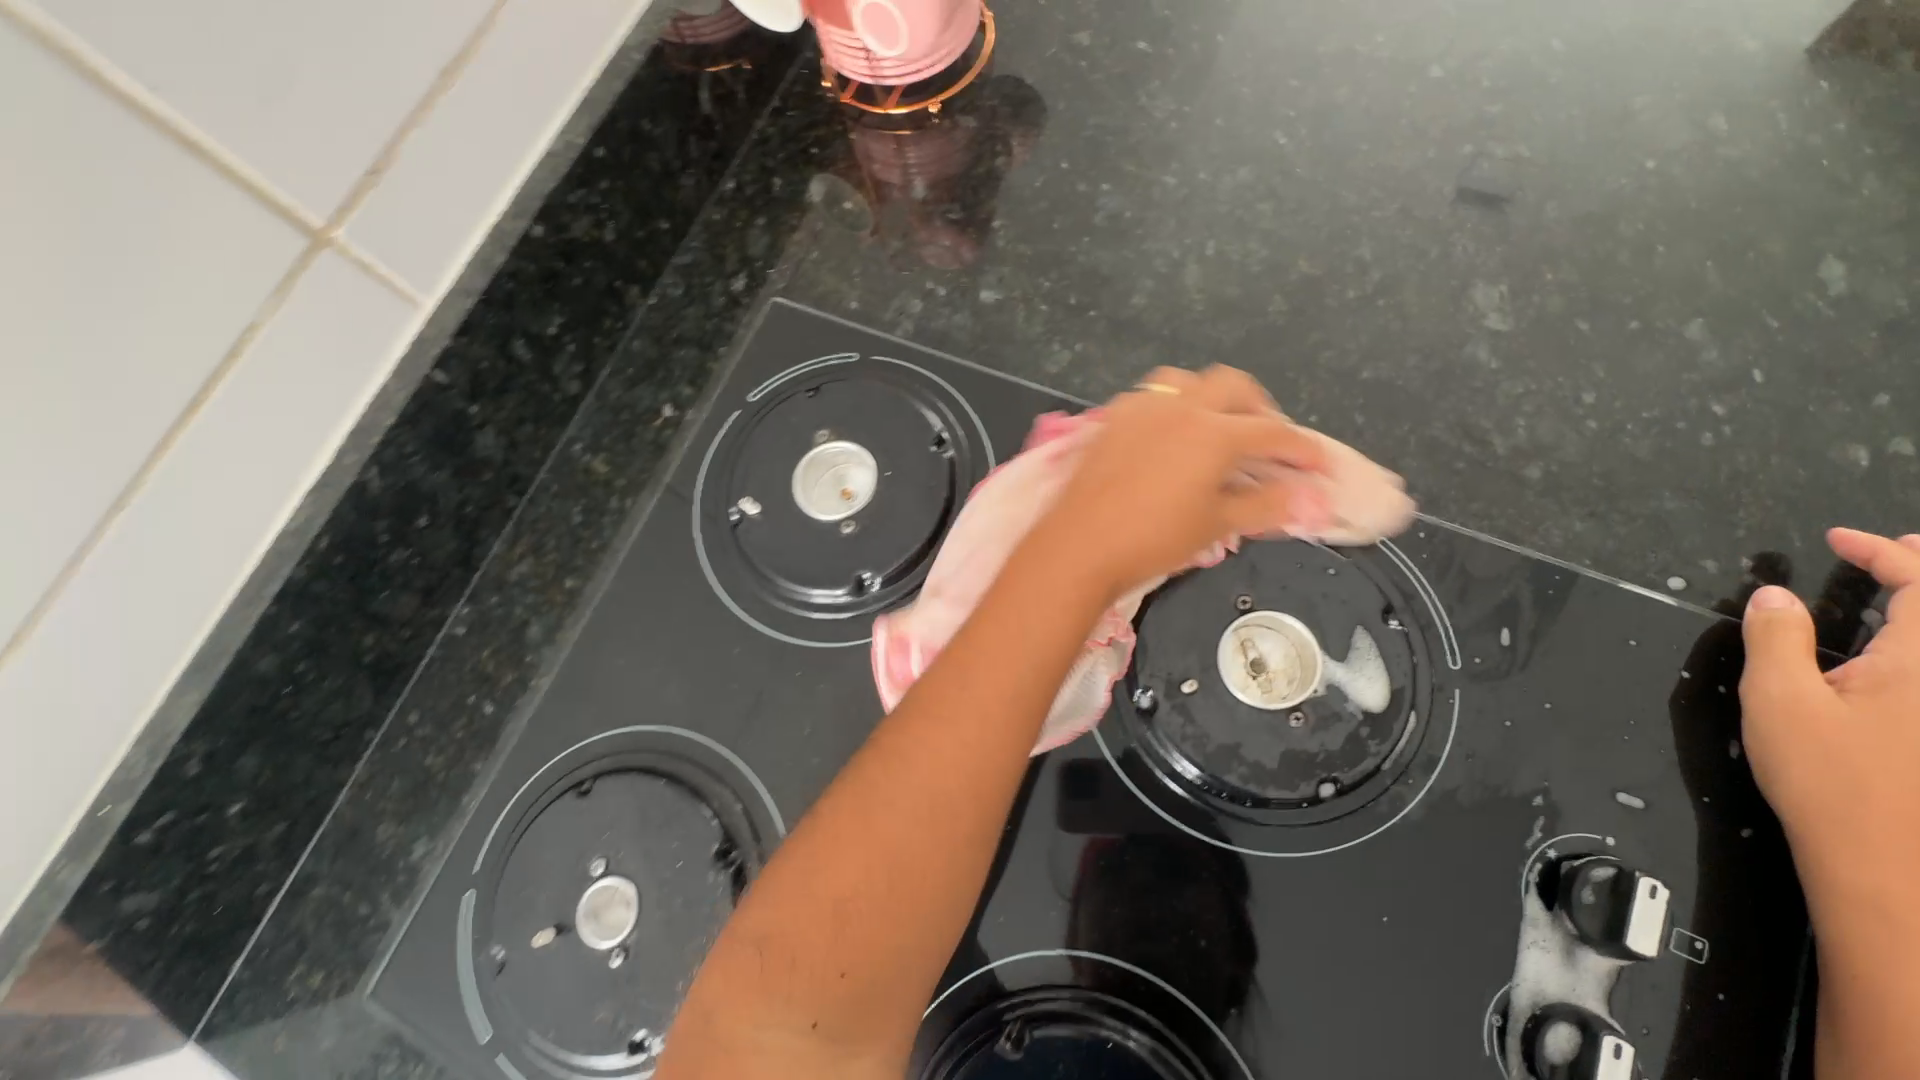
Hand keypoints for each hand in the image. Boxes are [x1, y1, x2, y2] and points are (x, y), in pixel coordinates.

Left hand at [1024, 365, 1328, 603]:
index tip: (1320, 466)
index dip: (1303, 450)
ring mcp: (1141, 407)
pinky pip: (1152, 396)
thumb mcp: (1216, 526)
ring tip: (1220, 429)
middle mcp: (1181, 407)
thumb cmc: (1152, 540)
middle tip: (1269, 442)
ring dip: (1214, 398)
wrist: (1077, 545)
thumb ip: (1266, 505)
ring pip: (1189, 381)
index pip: (1274, 433)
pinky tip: (1171, 435)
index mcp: (1214, 434)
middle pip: (1235, 387)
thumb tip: (1307, 498)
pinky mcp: (1112, 418)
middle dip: (1261, 409)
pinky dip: (1173, 406)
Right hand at [1738, 529, 1919, 912]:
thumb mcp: (1780, 700)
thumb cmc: (1830, 780)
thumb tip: (1775, 596)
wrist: (1886, 864)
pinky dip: (1916, 645)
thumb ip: (1777, 639)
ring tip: (1900, 589)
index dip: (1883, 551)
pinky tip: (1893, 651)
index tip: (1840, 540)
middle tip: (1892, 550)